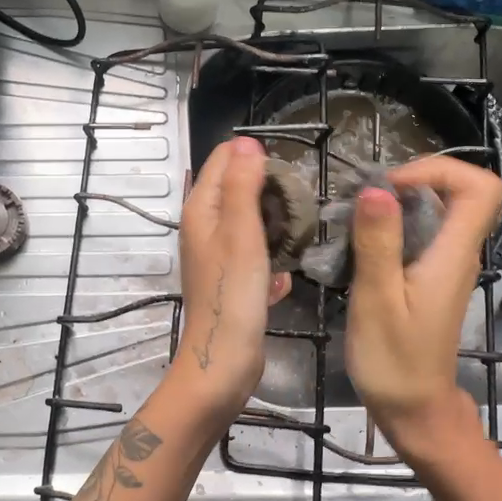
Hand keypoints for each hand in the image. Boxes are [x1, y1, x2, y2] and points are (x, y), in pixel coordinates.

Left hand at [171, 137, 278, 417]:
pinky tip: (283, 278)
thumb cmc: (232, 293)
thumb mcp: (241, 231)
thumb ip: (242, 184)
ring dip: (276, 227)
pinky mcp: (231, 280)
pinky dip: (272, 262)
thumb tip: (247, 140)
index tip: (290, 174)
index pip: (224, 158)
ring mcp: (217, 255)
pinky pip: (257, 257)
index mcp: (200, 208)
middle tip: (301, 207)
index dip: (256, 156)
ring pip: (252, 223)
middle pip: (239, 188)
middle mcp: (204, 227)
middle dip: (271, 191)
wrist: (223, 359)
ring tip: (299, 237)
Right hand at [344, 155, 501, 464]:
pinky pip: (422, 234)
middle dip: (413, 179)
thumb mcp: (377, 300)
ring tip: (354, 219)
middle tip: (366, 199)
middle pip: (460, 192)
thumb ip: (378, 242)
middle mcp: (458, 254)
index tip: (391, 186)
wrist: (413, 410)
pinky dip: (393, 226)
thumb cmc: (394, 360)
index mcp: (453, 255)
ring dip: (399, 203)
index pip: (480, 188)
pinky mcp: (430, 279)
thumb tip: (376, 188)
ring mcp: (446, 267)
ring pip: (438, 211)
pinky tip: (360, 244)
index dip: (439, 170)